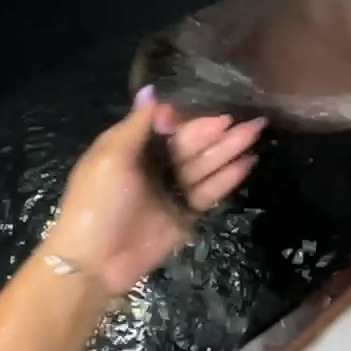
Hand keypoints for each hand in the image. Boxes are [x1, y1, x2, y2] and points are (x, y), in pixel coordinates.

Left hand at [44, 88, 263, 294]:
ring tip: (257, 133)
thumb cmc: (96, 201)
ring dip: (230, 150)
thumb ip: (137, 125)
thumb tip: (152, 89)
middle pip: (193, 143)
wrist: (93, 261)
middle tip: (254, 119)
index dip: (195, 118)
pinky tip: (247, 163)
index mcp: (135, 146)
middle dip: (221, 131)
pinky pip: (209, 192)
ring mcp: (171, 189)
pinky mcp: (184, 214)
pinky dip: (227, 178)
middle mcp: (156, 164)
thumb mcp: (110, 156)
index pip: (171, 125)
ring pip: (205, 164)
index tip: (220, 111)